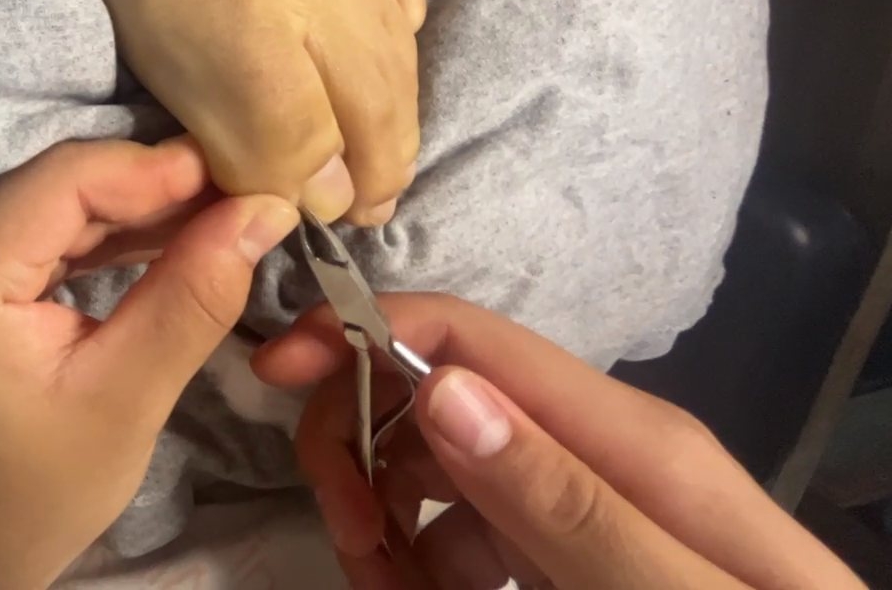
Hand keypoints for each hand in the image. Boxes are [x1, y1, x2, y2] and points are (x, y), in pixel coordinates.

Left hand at [0, 139, 295, 588]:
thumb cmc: (36, 488)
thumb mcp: (125, 400)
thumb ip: (192, 298)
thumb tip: (261, 211)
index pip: (64, 179)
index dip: (156, 167)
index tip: (243, 174)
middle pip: (61, 179)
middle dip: (157, 183)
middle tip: (245, 190)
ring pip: (60, 193)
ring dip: (141, 201)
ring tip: (224, 208)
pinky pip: (49, 218)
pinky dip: (111, 225)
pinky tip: (173, 228)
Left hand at [91, 0, 425, 224]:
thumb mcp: (211, 62)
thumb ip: (272, 138)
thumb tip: (318, 196)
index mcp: (338, 69)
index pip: (355, 162)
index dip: (339, 203)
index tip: (330, 231)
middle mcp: (372, 18)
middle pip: (388, 115)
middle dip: (374, 169)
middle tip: (362, 205)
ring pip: (393, 56)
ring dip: (385, 110)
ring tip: (372, 142)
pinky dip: (390, 34)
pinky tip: (383, 30)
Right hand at [254, 294, 861, 589]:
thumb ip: (571, 502)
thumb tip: (440, 385)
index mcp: (618, 432)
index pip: (458, 332)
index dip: (353, 326)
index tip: (273, 371)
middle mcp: (579, 439)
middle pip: (419, 390)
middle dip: (353, 443)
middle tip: (344, 532)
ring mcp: (562, 491)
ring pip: (418, 456)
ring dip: (372, 509)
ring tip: (378, 583)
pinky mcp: (549, 539)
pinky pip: (444, 518)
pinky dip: (405, 551)